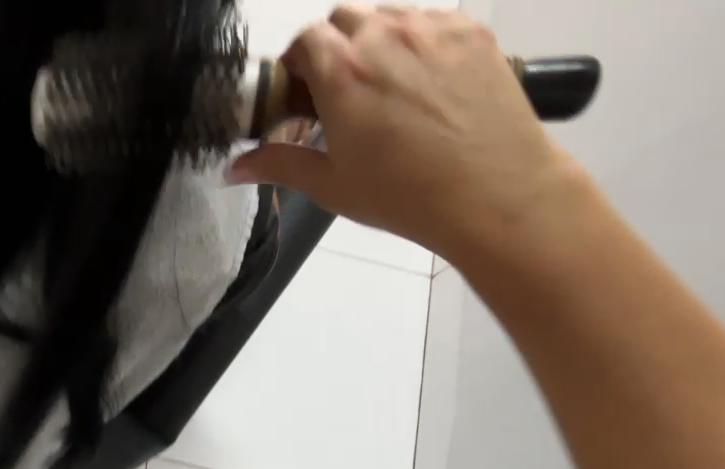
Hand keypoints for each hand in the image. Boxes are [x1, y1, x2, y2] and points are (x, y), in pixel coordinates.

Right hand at [226, 6, 588, 264]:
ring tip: (381, 89)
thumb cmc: (401, 194)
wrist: (491, 190)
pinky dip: (416, 41)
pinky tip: (421, 84)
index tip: (298, 93)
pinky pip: (432, 21)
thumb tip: (232, 168)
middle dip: (333, 46)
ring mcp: (435, 29)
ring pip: (389, 15)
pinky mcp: (473, 32)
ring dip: (374, 41)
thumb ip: (278, 165)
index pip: (305, 39)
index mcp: (343, 73)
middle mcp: (386, 37)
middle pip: (345, 18)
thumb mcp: (329, 184)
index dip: (296, 63)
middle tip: (337, 92)